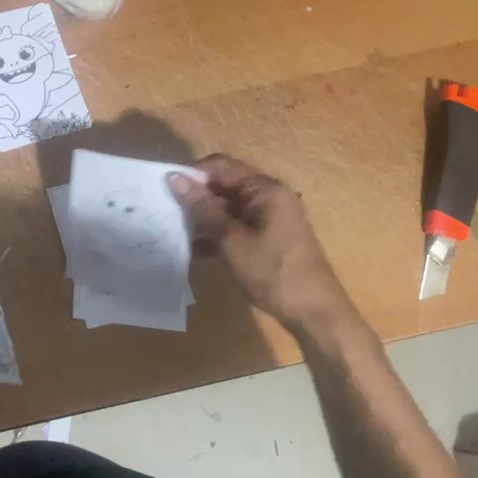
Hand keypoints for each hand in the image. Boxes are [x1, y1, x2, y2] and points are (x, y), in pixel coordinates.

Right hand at [169, 154, 353, 332]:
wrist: (312, 310)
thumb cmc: (271, 272)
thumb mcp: (231, 240)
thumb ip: (202, 208)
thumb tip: (174, 178)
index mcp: (265, 190)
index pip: (221, 166)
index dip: (192, 175)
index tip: (166, 192)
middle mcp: (269, 196)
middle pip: (224, 185)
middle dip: (195, 197)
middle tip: (166, 214)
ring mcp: (270, 217)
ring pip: (227, 207)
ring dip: (203, 217)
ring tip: (175, 233)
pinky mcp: (268, 236)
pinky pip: (236, 225)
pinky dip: (216, 233)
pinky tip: (195, 249)